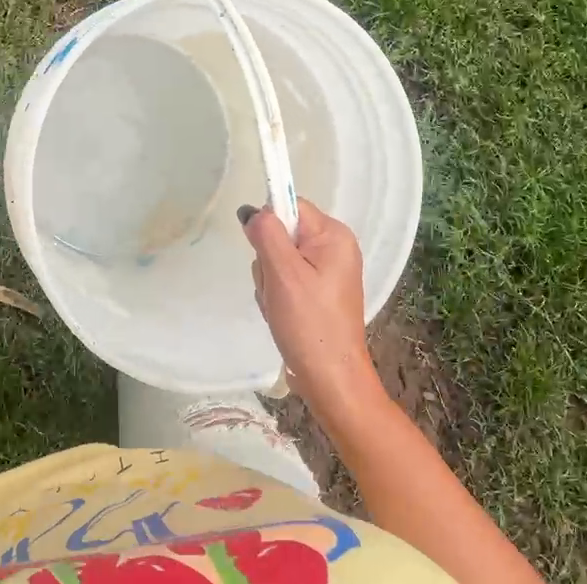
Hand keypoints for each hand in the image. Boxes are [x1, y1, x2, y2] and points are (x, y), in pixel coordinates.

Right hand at [241, 199, 384, 417]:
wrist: (331, 380)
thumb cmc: (309, 323)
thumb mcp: (283, 274)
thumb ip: (266, 234)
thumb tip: (251, 211)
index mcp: (334, 236)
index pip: (290, 206)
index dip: (270, 226)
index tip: (264, 254)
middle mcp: (335, 248)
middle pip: (283, 234)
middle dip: (268, 260)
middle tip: (276, 289)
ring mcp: (328, 273)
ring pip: (279, 259)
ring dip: (270, 282)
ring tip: (280, 307)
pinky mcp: (319, 293)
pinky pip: (286, 280)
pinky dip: (277, 296)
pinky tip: (282, 315)